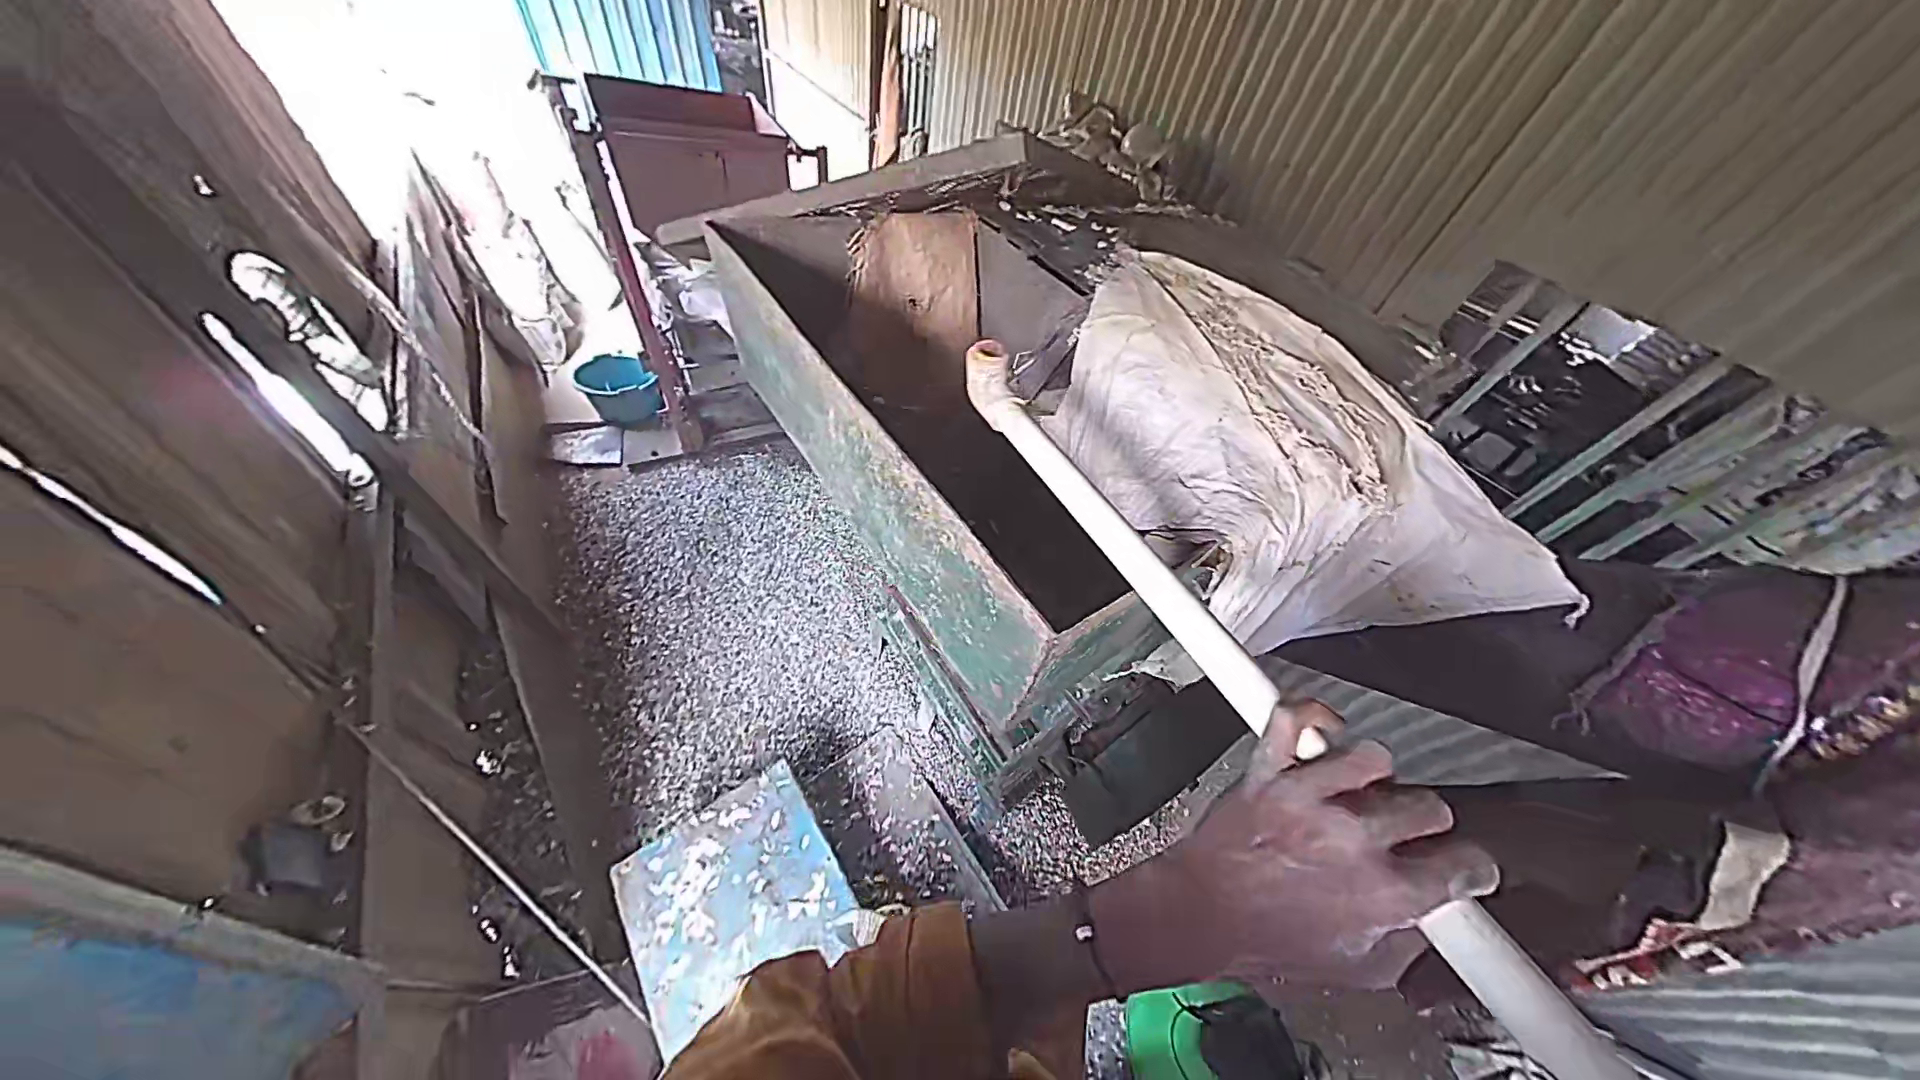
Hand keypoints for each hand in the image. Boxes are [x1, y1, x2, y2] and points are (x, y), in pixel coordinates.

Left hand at [1090, 701, 1498, 994]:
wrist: (1202, 910)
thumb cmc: (1267, 939)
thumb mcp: (1362, 967)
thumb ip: (1410, 939)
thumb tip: (1433, 913)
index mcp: (1385, 893)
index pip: (1465, 862)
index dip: (1466, 865)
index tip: (1458, 861)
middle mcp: (1351, 838)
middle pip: (1426, 805)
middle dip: (1419, 822)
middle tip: (1395, 832)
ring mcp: (1306, 797)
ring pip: (1374, 757)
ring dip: (1372, 775)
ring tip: (1356, 792)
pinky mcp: (1268, 771)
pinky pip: (1292, 719)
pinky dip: (1309, 713)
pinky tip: (1321, 729)